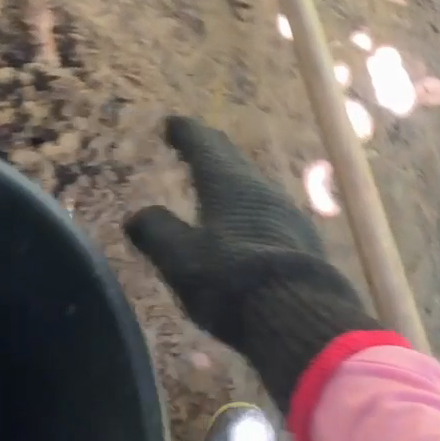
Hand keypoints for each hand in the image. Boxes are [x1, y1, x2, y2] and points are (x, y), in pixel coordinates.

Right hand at [125, 116, 380, 410]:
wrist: (300, 316)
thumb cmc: (232, 280)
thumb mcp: (181, 260)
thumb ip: (157, 233)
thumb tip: (137, 215)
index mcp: (227, 184)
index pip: (204, 146)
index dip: (186, 133)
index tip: (172, 123)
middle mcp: (259, 189)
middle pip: (232, 160)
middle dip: (211, 149)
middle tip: (196, 142)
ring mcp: (286, 213)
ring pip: (253, 185)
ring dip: (233, 179)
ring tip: (219, 182)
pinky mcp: (302, 241)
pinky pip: (268, 211)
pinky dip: (250, 207)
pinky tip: (248, 224)